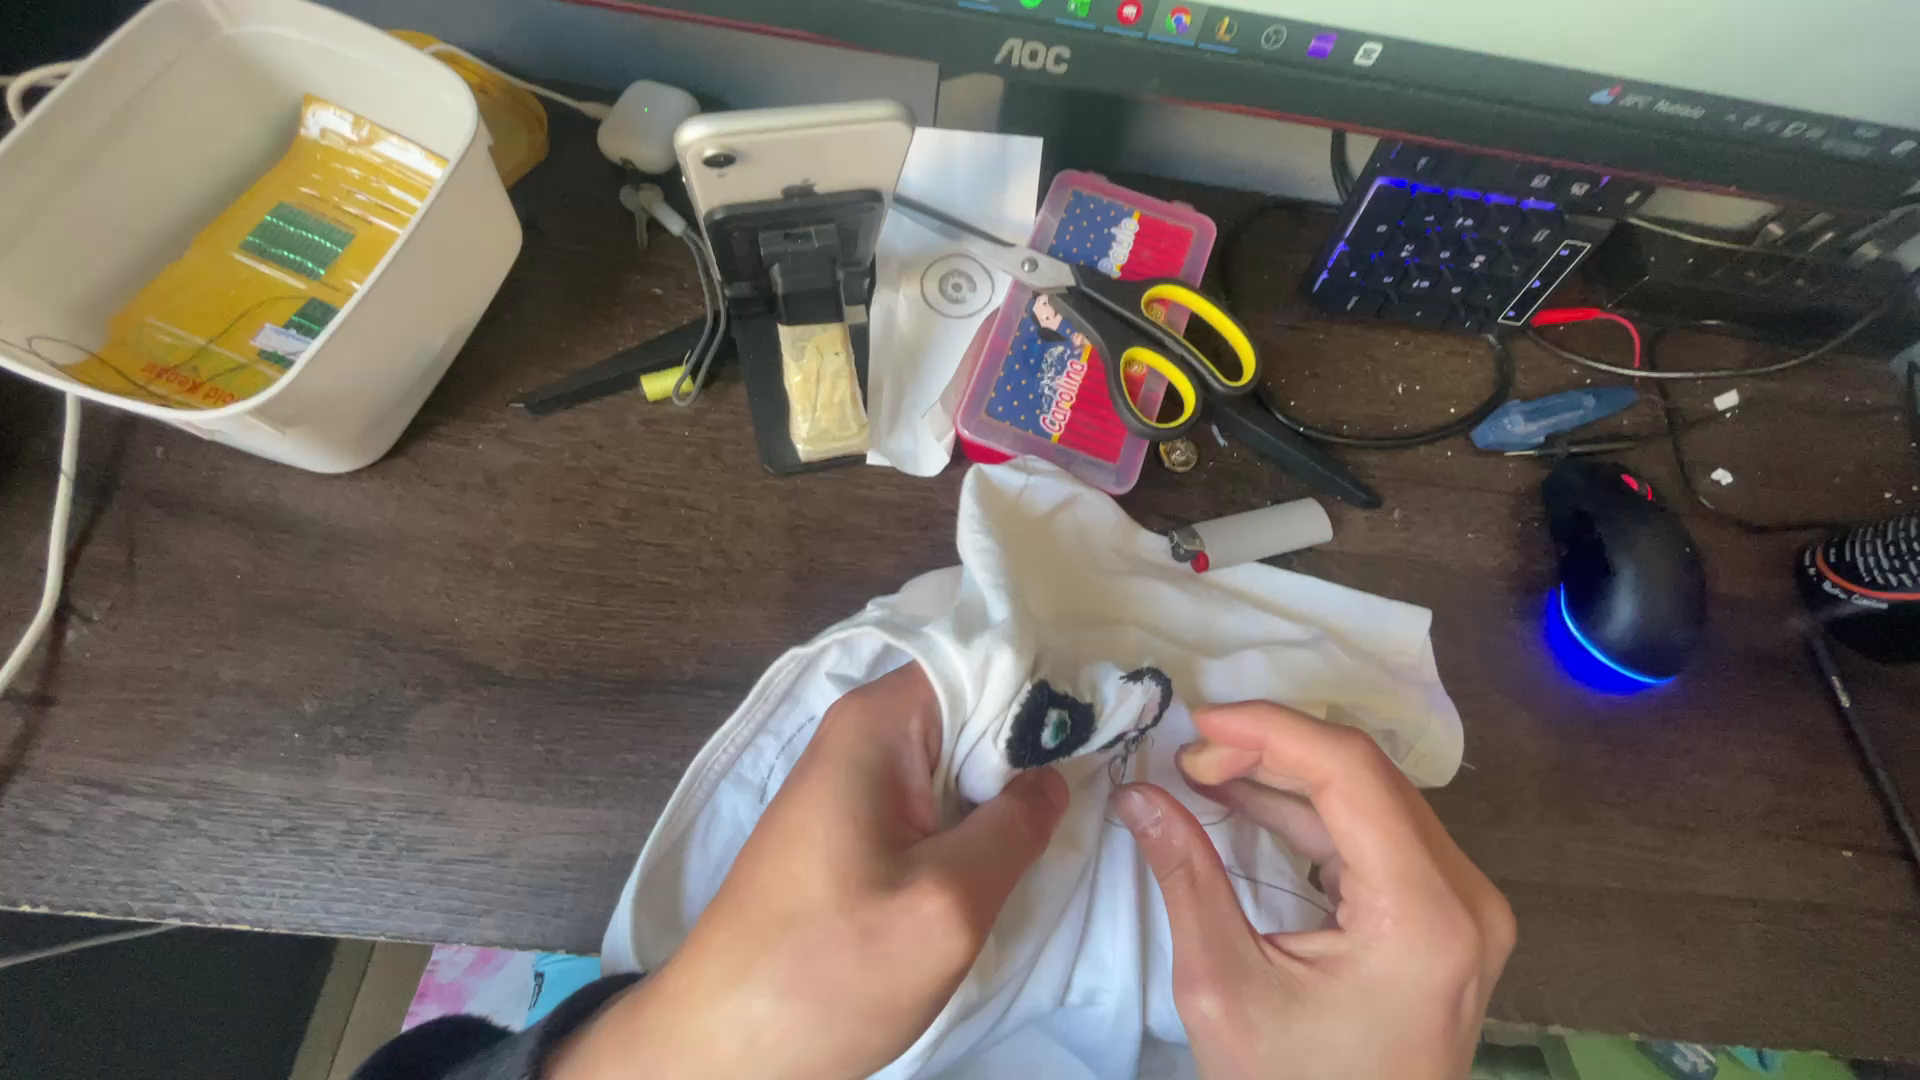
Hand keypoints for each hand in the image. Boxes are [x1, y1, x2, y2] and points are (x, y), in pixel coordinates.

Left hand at [550, 663, 1068, 1079]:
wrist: (716, 1049)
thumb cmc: (827, 970)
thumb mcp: (947, 903)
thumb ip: (1015, 825)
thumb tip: (1055, 775)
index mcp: (878, 723)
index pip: (979, 662)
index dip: (1045, 684)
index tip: (1108, 708)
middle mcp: (863, 733)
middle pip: (969, 704)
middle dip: (1032, 734)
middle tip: (1108, 755)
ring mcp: (856, 778)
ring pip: (954, 753)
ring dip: (1005, 777)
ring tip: (1079, 790)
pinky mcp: (855, 822)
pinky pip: (931, 793)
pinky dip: (974, 808)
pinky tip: (1017, 833)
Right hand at [1112, 703, 1513, 1079]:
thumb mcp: (1222, 986)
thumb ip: (1184, 877)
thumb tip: (1135, 795)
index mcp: (1423, 915)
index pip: (1351, 773)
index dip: (1270, 729)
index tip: (1198, 724)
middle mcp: (1462, 895)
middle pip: (1362, 773)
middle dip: (1267, 748)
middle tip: (1189, 759)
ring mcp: (1458, 902)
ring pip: (1364, 792)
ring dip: (1280, 772)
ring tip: (1203, 769)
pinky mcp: (1439, 909)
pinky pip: (1367, 827)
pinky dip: (1301, 806)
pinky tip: (1242, 797)